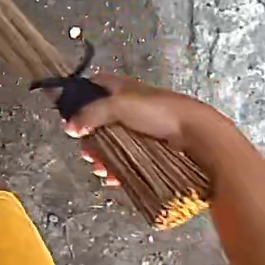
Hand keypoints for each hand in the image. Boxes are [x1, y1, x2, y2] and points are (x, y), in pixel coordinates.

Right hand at [63, 74, 231, 183]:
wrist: (196, 133)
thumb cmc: (156, 112)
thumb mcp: (118, 105)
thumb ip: (90, 114)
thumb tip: (68, 128)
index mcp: (119, 87)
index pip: (90, 88)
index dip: (78, 101)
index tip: (69, 120)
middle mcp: (127, 105)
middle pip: (98, 121)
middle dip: (89, 139)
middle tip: (87, 153)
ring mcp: (138, 128)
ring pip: (111, 142)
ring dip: (102, 157)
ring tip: (101, 169)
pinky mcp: (148, 148)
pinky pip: (125, 158)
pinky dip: (116, 167)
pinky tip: (112, 177)